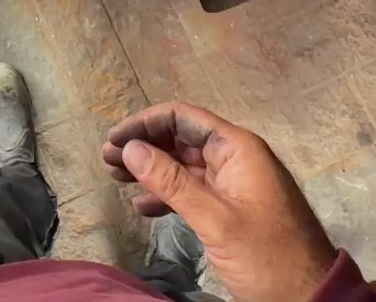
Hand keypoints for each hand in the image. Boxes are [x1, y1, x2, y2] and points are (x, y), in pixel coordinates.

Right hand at [101, 102, 336, 301]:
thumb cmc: (268, 258)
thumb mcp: (215, 220)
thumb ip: (171, 181)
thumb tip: (130, 148)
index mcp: (237, 148)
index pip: (182, 117)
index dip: (145, 123)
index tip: (115, 139)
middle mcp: (236, 157)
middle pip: (180, 138)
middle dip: (144, 146)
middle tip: (107, 161)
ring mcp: (235, 183)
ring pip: (184, 164)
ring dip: (152, 170)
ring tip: (116, 179)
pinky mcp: (233, 208)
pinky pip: (194, 189)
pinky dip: (168, 194)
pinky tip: (143, 207)